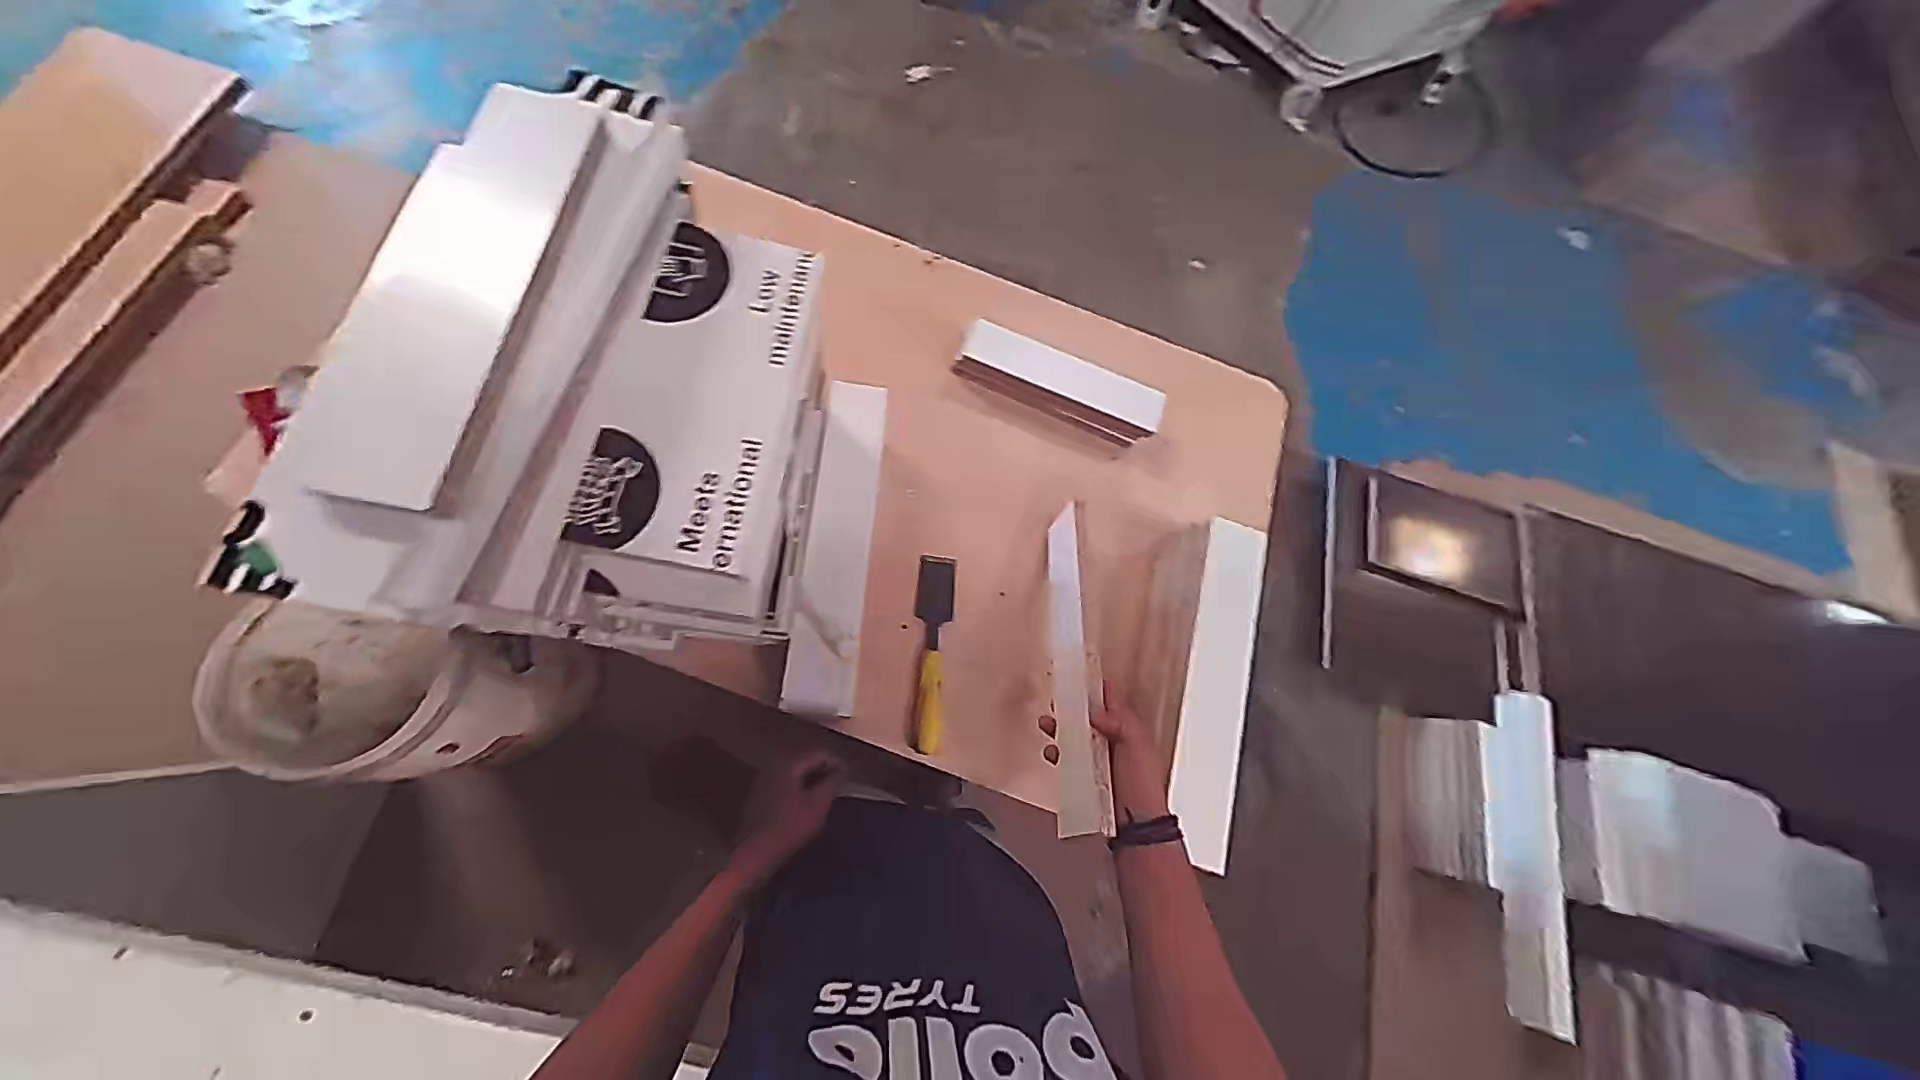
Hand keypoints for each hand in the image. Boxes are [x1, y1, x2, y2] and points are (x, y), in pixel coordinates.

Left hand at [729, 751, 845, 884]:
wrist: (752, 854)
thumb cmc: (788, 827)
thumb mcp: (818, 804)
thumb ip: (833, 782)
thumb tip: (842, 769)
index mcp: (788, 762)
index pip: (820, 753)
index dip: (837, 764)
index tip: (848, 778)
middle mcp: (774, 764)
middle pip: (807, 761)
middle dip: (824, 773)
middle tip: (838, 788)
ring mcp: (765, 779)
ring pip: (797, 773)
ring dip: (813, 782)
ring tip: (826, 797)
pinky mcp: (760, 794)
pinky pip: (787, 784)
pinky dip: (800, 790)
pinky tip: (807, 806)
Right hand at [1037, 681, 1169, 823]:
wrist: (1136, 823)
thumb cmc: (1142, 783)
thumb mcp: (1137, 744)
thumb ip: (1119, 722)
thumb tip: (1096, 712)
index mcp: (1126, 726)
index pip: (1107, 698)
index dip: (1093, 685)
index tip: (1076, 675)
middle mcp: (1110, 738)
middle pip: (1085, 714)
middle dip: (1069, 706)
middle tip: (1056, 700)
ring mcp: (1096, 756)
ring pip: (1073, 734)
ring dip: (1059, 727)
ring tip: (1047, 723)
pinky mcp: (1084, 773)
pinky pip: (1066, 757)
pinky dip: (1057, 752)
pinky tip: (1052, 752)